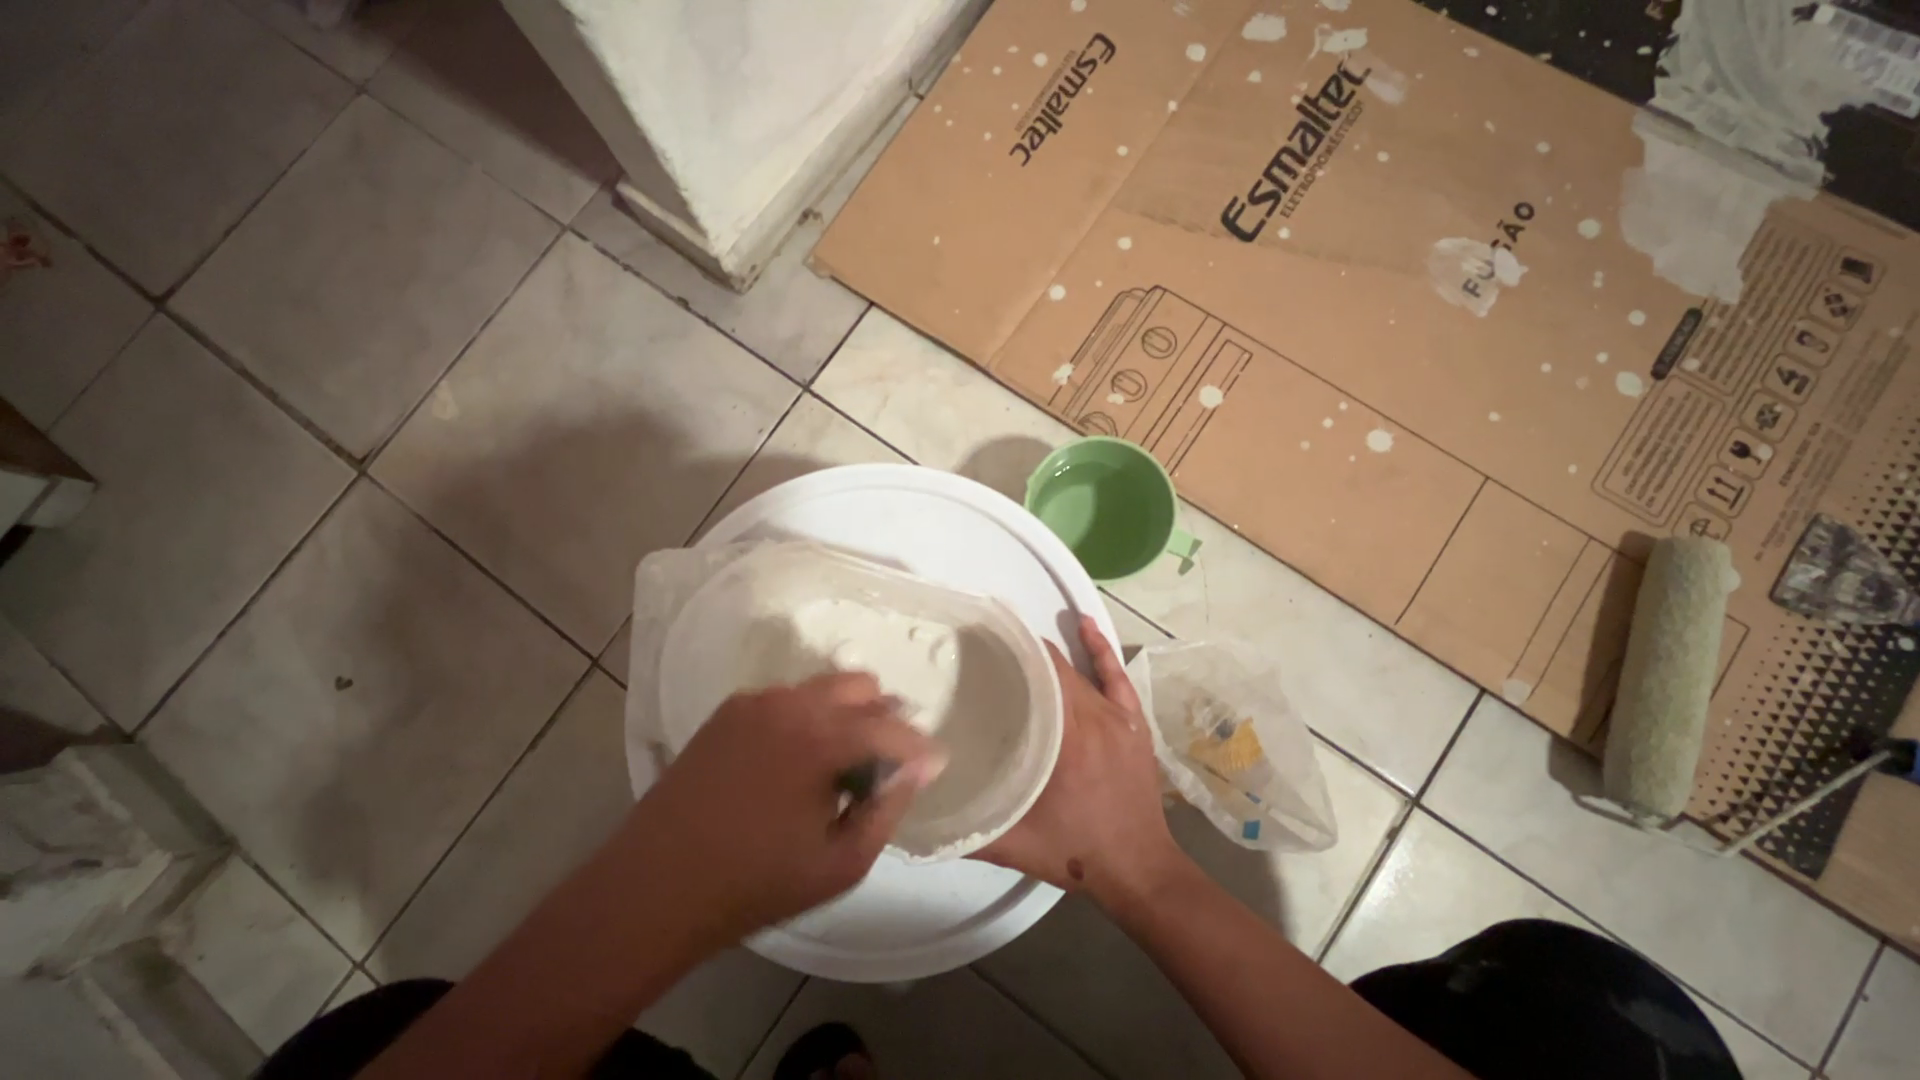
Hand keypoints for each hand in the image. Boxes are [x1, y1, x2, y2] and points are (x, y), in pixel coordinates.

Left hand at [616, 672, 945, 945]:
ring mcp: (753, 704)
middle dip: (883, 718)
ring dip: (845, 715)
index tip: (935, 765)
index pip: (891, 729)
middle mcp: (790, 704)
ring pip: (821, 689)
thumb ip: (888, 807)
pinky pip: (786, 700)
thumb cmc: (756, 884)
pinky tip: (797, 762)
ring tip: (841, 765)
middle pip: (859, 686)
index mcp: (822, 738)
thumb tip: (918, 767)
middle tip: (886, 763)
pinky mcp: (726, 714)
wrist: (656, 886)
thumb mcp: (842, 863)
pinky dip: (807, 718)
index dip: (920, 748)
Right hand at [978, 615, 1186, 906]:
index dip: (1011, 654)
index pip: (1039, 676)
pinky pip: (1116, 675)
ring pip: (1079, 672)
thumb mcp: (1013, 845)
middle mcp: (1093, 718)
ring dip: (1052, 656)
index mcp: (1067, 740)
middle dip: (1023, 654)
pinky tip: (1084, 626)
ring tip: (1020, 640)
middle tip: (988, 649)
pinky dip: (1100, 649)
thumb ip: (966, 831)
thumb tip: (918, 812)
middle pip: (1055, 670)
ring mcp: (1118, 717)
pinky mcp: (1134, 722)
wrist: (1139, 870)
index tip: (978, 645)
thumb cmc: (1076, 854)